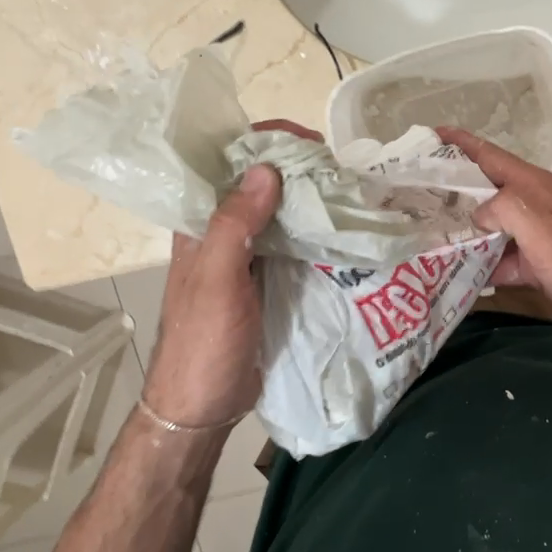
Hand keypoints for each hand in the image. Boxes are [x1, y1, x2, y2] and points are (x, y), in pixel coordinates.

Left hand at [142, 119, 316, 428]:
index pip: (228, 164)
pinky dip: (316, 233)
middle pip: (259, 185)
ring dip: (311, 200)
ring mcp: (247, 259)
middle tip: (341, 171)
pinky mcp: (268, 282)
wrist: (202, 408)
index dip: (266, 144)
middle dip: (298, 169)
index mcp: (199, 225)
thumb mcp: (216, 281)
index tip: (310, 143)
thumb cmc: (203, 344)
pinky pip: (293, 245)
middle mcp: (222, 234)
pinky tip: (344, 233)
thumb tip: (266, 168)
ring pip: (280, 214)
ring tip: (352, 194)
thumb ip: (234, 225)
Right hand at [438, 128, 551, 345]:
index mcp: (534, 186)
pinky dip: (478, 264)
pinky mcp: (538, 264)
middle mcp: (533, 204)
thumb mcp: (542, 231)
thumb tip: (474, 216)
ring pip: (488, 226)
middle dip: (448, 189)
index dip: (458, 142)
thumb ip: (503, 211)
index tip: (426, 135)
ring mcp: (536, 236)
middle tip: (408, 193)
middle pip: (483, 189)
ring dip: (459, 230)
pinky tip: (453, 274)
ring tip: (419, 233)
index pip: (489, 154)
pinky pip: (499, 257)